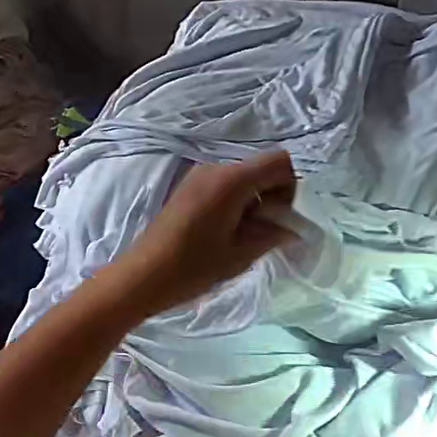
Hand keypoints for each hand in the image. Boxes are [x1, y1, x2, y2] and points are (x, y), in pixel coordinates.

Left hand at [108, 150, 297, 315]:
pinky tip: (222, 231)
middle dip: (270, 196)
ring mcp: (197, 175)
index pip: (280, 162)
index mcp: (232, 179)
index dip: (289, 189)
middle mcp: (215, 167)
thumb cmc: (193, 266)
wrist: (144, 275)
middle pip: (260, 168)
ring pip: (242, 178)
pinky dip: (233, 202)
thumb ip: (272, 233)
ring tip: (239, 235)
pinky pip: (223, 185)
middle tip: (260, 232)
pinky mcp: (187, 187)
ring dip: (251, 201)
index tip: (278, 219)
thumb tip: (293, 227)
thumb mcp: (240, 253)